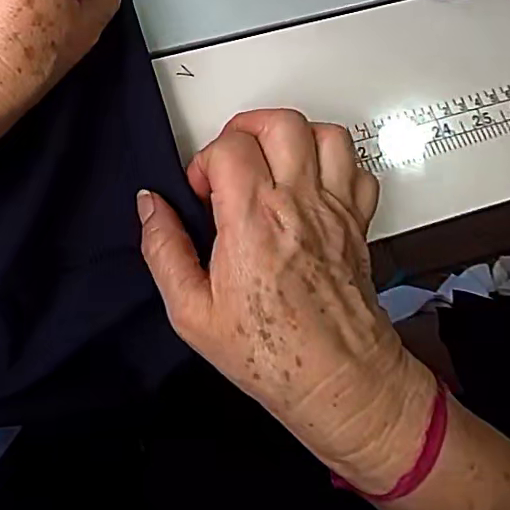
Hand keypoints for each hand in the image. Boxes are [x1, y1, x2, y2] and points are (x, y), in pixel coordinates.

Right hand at [135, 109, 439, 491]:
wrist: (341, 385)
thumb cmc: (267, 352)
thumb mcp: (189, 310)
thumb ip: (162, 248)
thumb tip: (150, 204)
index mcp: (253, 224)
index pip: (231, 147)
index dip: (204, 161)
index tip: (200, 194)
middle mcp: (298, 207)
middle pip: (281, 123)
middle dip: (244, 129)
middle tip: (228, 162)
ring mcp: (335, 211)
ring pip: (325, 134)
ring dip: (289, 139)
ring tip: (265, 167)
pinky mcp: (359, 224)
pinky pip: (356, 167)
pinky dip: (330, 163)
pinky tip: (304, 187)